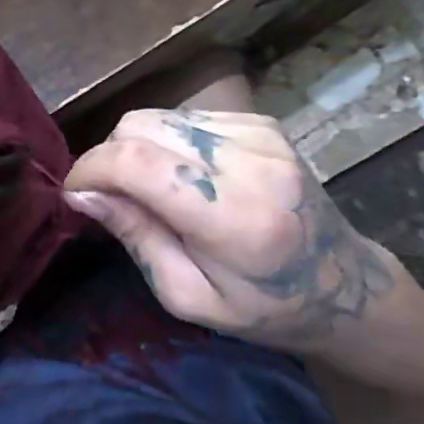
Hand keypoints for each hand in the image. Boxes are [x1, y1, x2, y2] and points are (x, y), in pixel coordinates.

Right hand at [62, 110, 403, 351]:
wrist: (348, 287)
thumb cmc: (265, 307)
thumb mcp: (187, 296)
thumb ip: (136, 237)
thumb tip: (80, 194)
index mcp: (237, 220)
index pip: (137, 162)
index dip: (89, 170)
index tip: (75, 194)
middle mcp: (253, 164)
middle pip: (138, 127)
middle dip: (107, 157)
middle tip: (109, 195)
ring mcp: (261, 136)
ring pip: (155, 116)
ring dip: (133, 148)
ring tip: (147, 187)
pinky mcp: (262, 123)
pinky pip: (180, 116)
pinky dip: (163, 142)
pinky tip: (180, 174)